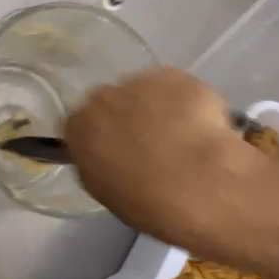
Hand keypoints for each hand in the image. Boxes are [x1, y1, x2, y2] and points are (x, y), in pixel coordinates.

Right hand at [65, 68, 268, 246]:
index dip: (101, 137)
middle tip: (149, 142)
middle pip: (110, 102)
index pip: (80, 125)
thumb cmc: (144, 201)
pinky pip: (176, 88)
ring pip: (144, 91)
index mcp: (77, 129)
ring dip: (156, 107)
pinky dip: (186, 101)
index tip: (116, 151)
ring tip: (181, 135)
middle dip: (126, 117)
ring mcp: (138, 83)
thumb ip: (99, 163)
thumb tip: (109, 156)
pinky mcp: (174, 77)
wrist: (195, 183)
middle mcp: (101, 99)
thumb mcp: (105, 191)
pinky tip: (201, 126)